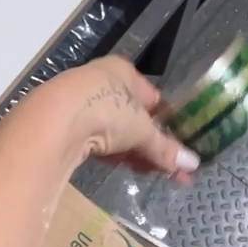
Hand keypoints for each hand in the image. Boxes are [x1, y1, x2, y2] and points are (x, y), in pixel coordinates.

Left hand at [19, 57, 198, 178]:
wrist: (55, 120)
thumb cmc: (107, 110)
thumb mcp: (142, 130)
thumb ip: (165, 148)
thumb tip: (192, 164)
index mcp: (123, 71)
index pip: (152, 98)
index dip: (167, 124)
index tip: (180, 147)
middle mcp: (101, 82)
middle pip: (133, 118)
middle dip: (153, 146)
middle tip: (171, 171)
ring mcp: (81, 103)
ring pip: (115, 132)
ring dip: (135, 154)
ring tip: (153, 175)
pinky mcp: (65, 126)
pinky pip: (97, 141)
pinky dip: (113, 155)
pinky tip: (126, 169)